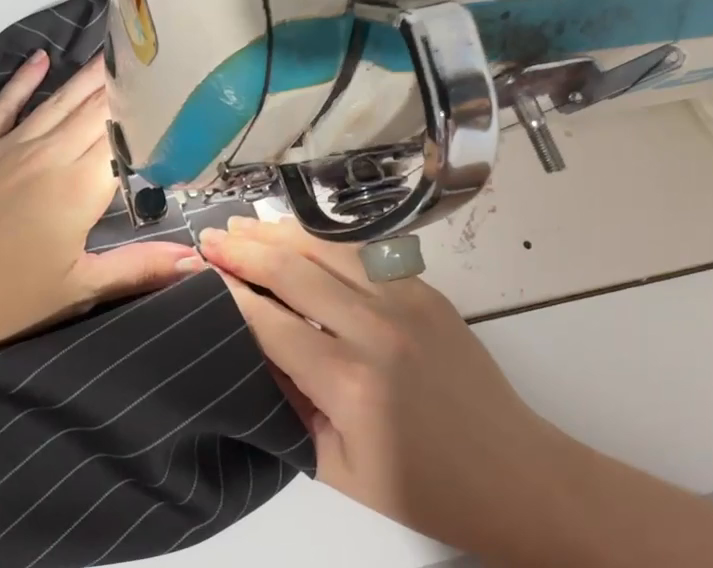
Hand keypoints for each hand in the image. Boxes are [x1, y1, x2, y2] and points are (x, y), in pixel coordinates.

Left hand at [0, 51, 198, 362]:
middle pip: (95, 110)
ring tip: (113, 52)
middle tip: (150, 60)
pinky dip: (22, 81)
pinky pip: (3, 105)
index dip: (150, 115)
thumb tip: (199, 260)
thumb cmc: (4, 298)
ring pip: (57, 101)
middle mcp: (50, 154)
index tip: (172, 96)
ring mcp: (8, 146)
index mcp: (80, 187)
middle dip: (125, 85)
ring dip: (87, 76)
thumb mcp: (77, 288)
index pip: (125, 138)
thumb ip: (139, 268)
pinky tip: (40, 59)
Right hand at [197, 217, 567, 551]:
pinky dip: (319, 239)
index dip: (227, 293)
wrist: (517, 476)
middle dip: (242, 251)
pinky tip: (294, 234)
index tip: (196, 273)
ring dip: (277, 233)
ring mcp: (406, 301)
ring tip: (241, 225)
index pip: (268, 322)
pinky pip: (361, 253)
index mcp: (349, 383)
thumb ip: (287, 403)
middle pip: (291, 270)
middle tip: (207, 238)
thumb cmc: (421, 487)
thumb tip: (250, 346)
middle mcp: (376, 329)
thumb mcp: (336, 466)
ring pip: (325, 248)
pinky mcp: (426, 291)